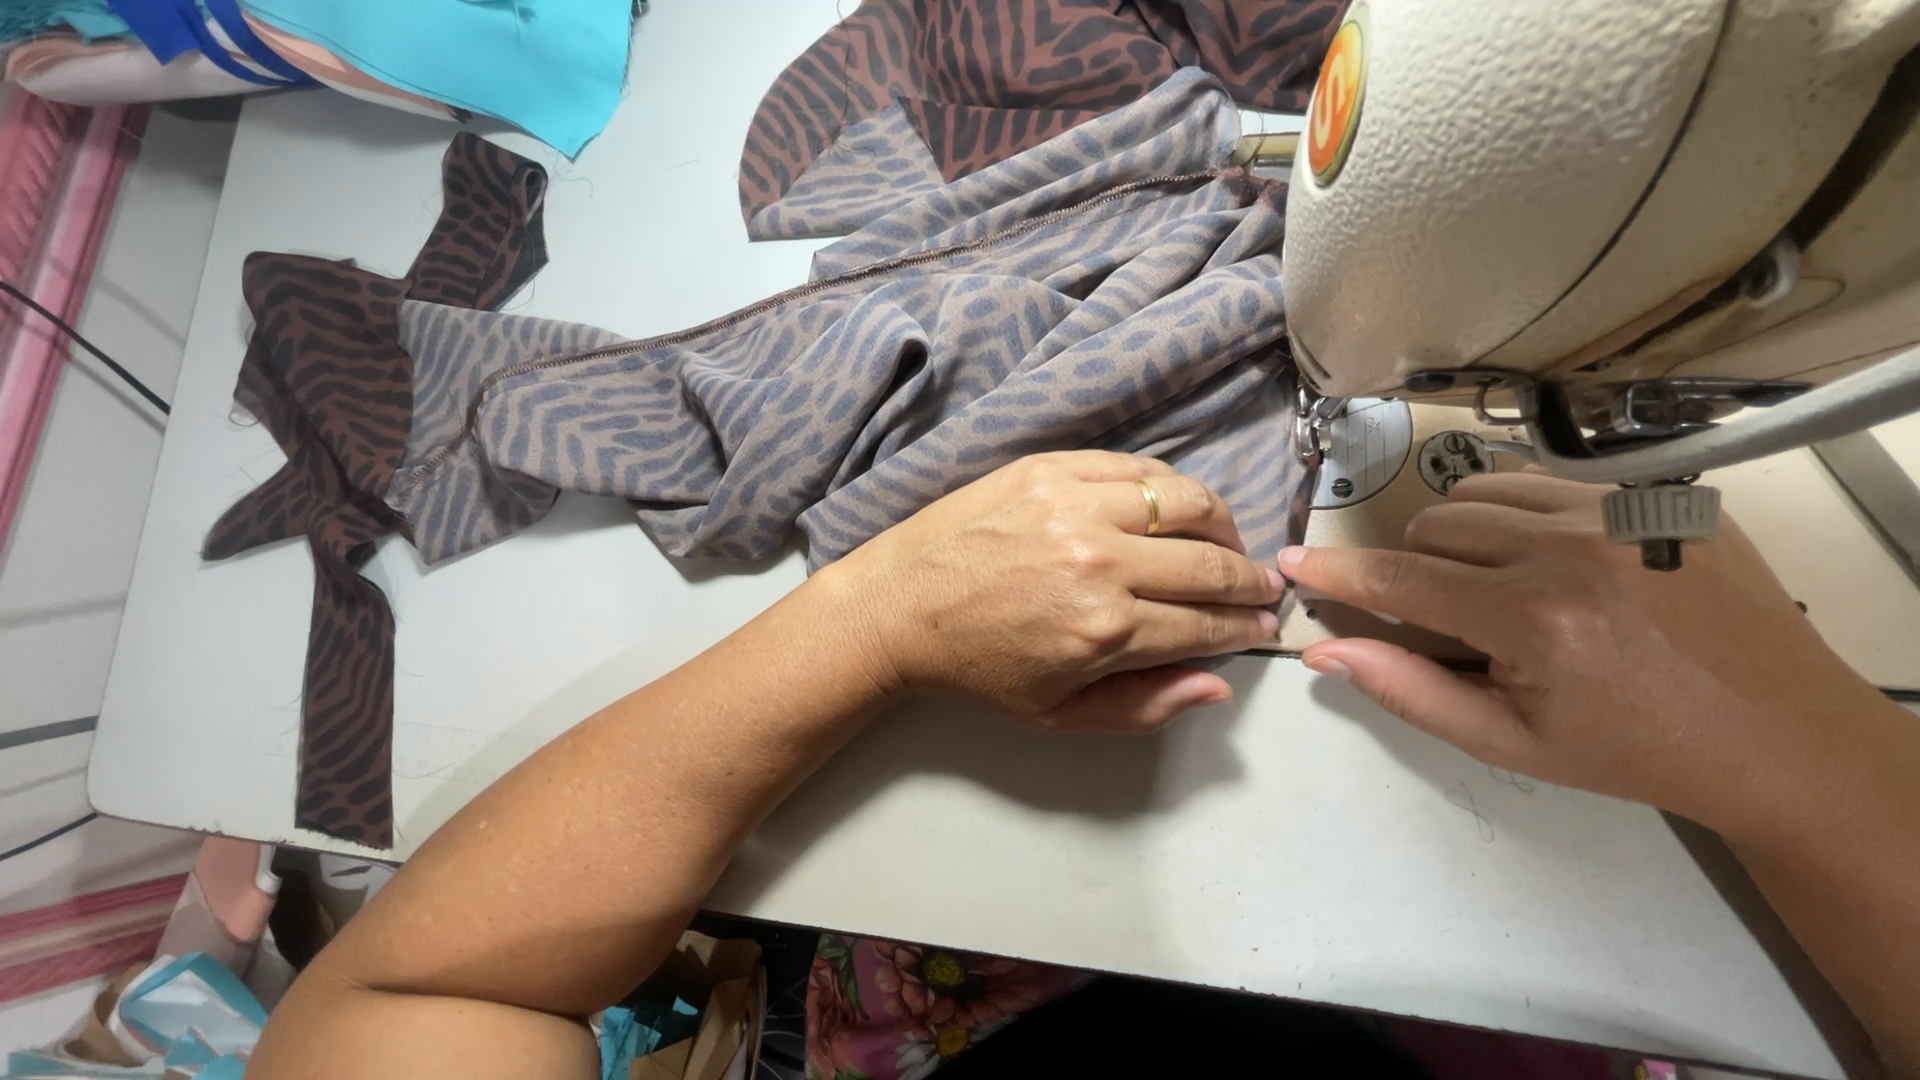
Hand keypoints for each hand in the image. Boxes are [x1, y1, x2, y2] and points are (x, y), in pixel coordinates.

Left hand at [820, 451, 1284, 731]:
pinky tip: (1174, 507)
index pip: (1206, 624)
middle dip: (1250, 582)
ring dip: (1222, 526)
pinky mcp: (1051, 468)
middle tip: (1262, 588)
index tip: (1263, 625)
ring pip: (1187, 501)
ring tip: (1226, 543)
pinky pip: (1138, 466)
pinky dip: (1171, 486)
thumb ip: (1143, 706)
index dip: (1245, 627)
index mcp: (1103, 630)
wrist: (900, 606)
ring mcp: (1075, 504)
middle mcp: (1100, 561)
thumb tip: (1219, 684)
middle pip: (1210, 564)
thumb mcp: (1056, 714)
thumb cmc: (978, 667)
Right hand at [1281, 471, 1894, 834]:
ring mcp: (1626, 513)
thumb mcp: (1507, 741)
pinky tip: (1546, 556)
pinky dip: (1516, 513)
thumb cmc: (1630, 750)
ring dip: (1461, 535)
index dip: (1335, 572)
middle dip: (1414, 567)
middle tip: (1444, 614)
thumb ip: (1406, 690)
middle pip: (1435, 527)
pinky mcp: (1663, 498)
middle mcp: (1574, 550)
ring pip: (1482, 494)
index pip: (1401, 580)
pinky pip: (1545, 482)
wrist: (1785, 737)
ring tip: (1493, 583)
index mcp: (1534, 620)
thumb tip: (1322, 650)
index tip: (1289, 560)